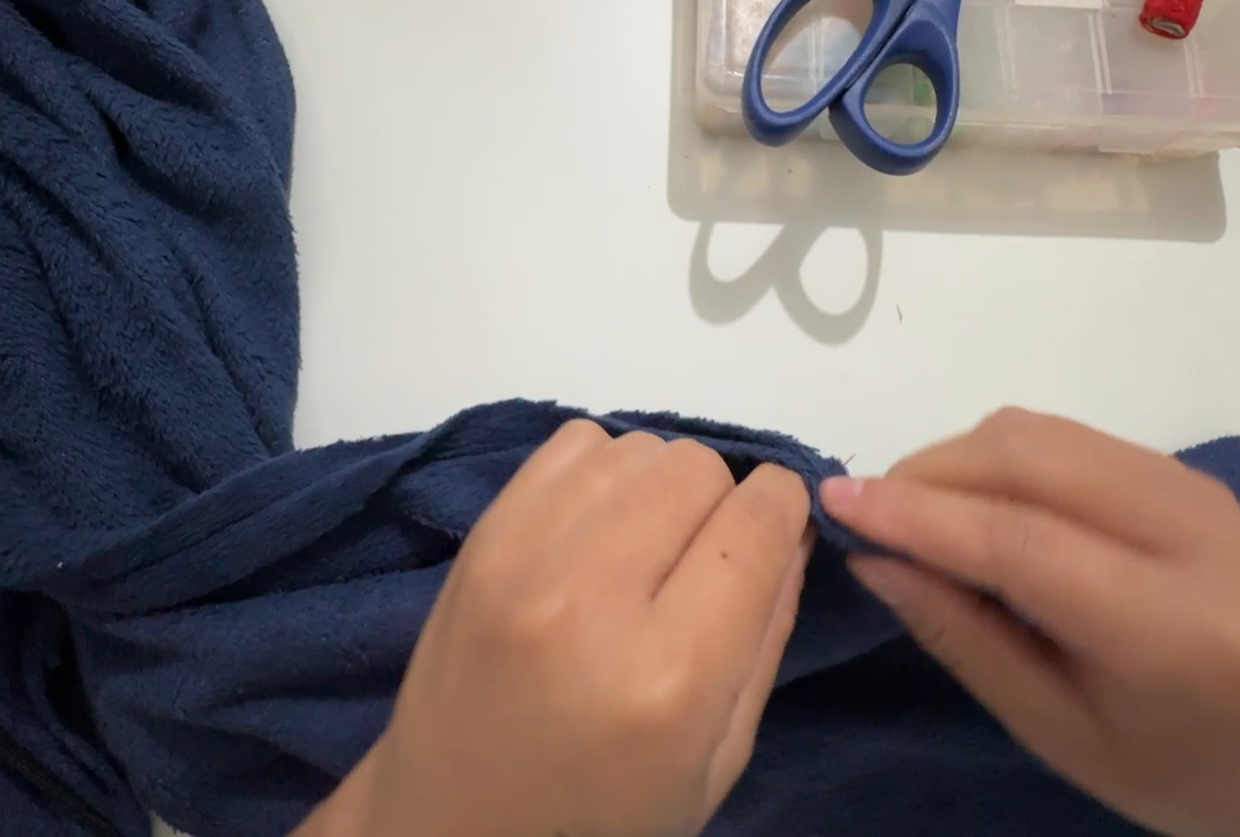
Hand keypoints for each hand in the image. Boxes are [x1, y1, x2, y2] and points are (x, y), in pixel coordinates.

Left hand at [302, 420, 812, 836]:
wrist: (450, 816)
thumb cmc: (602, 811)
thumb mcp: (718, 757)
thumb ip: (769, 629)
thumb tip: (789, 525)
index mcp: (668, 677)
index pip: (756, 523)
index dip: (782, 507)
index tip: (774, 522)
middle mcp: (593, 598)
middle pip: (696, 467)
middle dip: (720, 500)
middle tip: (698, 554)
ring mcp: (525, 553)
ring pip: (638, 447)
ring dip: (660, 484)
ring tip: (642, 543)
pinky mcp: (484, 529)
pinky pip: (577, 440)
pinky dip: (604, 468)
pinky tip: (594, 525)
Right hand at [819, 408, 1239, 836]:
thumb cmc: (1162, 768)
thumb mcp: (1046, 728)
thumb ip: (956, 631)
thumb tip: (868, 552)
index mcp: (1184, 638)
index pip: (1024, 544)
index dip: (917, 514)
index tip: (835, 499)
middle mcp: (1212, 543)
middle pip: (1032, 460)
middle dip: (928, 473)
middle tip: (872, 510)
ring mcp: (1210, 495)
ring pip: (1042, 432)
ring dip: (957, 458)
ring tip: (923, 510)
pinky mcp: (1192, 473)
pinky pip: (1065, 435)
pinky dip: (997, 455)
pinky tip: (982, 500)